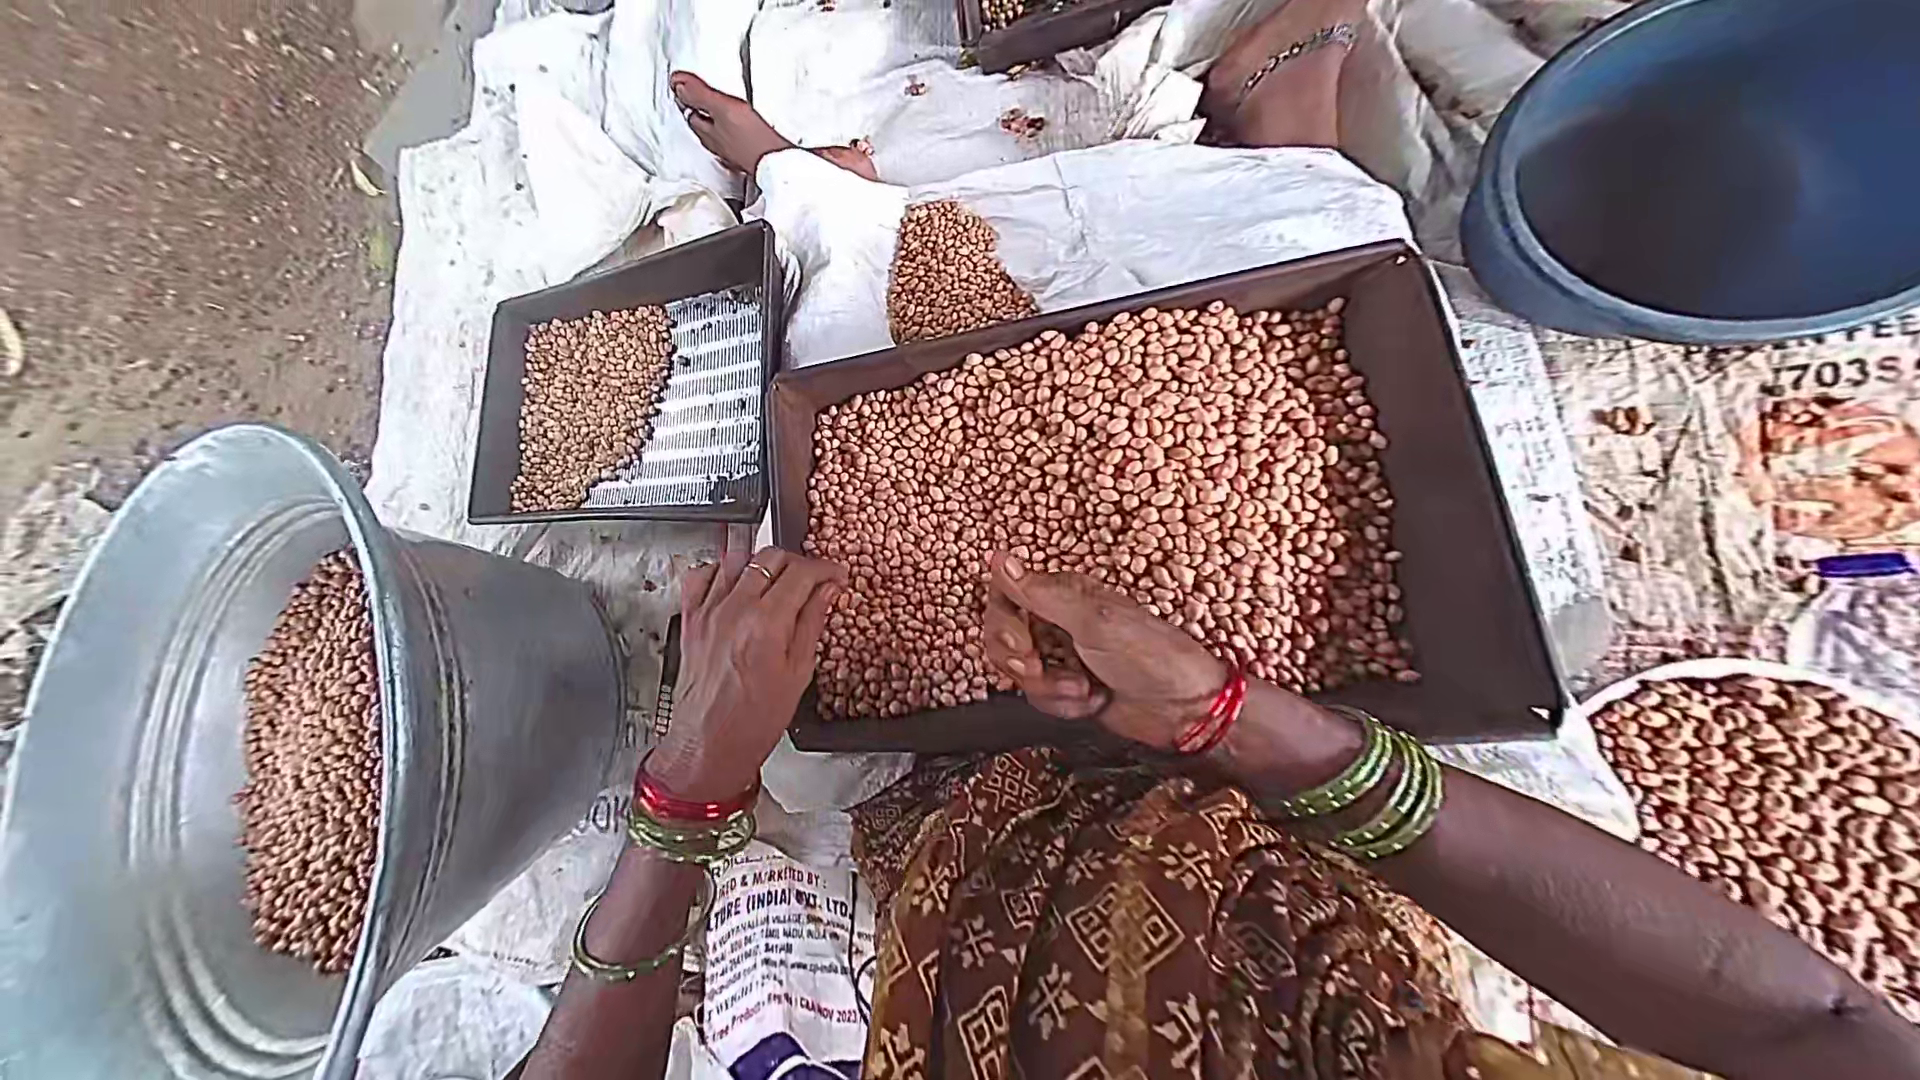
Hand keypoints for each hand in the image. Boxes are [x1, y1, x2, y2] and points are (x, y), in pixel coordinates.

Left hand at [648, 538, 846, 801]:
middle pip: (771, 557)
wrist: (709, 744)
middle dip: (798, 562)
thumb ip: (812, 622)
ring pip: (738, 558)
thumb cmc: (754, 719)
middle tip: (812, 578)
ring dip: (763, 564)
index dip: (826, 569)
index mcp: (767, 623)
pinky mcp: (691, 619)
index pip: (802, 572)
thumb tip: (828, 591)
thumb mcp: (799, 671)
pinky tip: (736, 584)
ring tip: (777, 581)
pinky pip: (701, 575)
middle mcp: (735, 610)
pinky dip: (722, 571)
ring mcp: (709, 612)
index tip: (835, 576)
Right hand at [981, 553, 1226, 749]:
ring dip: (1045, 685)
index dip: (1003, 620)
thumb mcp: (1093, 621)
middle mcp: (1057, 621)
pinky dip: (1060, 704)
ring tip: (1079, 686)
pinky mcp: (1066, 687)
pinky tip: (1089, 700)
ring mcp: (1061, 655)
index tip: (1020, 641)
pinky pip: (1037, 696)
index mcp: (1063, 594)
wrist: (1186, 711)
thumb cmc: (1153, 657)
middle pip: (1003, 634)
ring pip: (1017, 669)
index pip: (1006, 595)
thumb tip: (1000, 559)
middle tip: (1040, 665)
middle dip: (1019, 658)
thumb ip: (1040, 593)